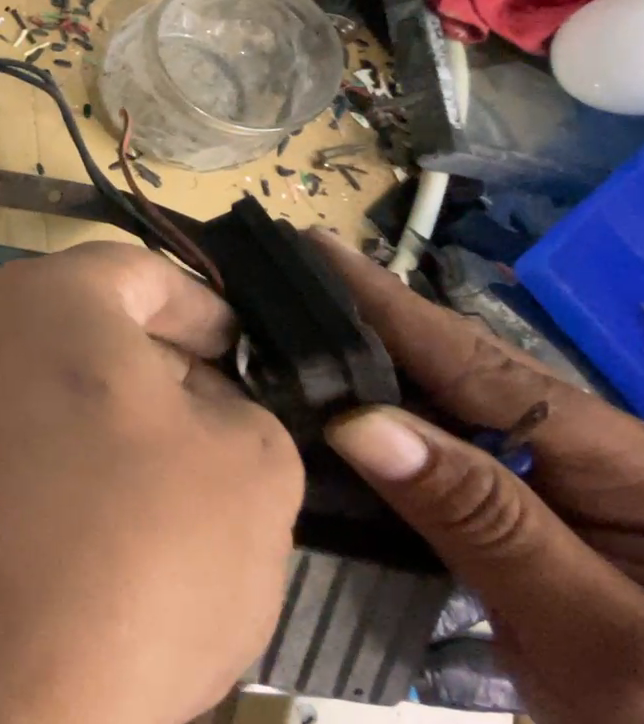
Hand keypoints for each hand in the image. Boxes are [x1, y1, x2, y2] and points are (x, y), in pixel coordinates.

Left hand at [0, 243, 302, 723]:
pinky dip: (62, 450)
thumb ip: (236, 406)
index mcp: (45, 295)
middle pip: (84, 322)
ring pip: (47, 378)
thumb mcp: (248, 464)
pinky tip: (105, 511)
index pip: (136, 271)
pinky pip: (10, 426)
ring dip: (112, 413)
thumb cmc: (131, 542)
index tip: (252, 360)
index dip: (205, 312)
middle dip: (160, 364)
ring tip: (177, 481)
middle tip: (229, 424)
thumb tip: (196, 397)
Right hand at [311, 230, 643, 722]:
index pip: (476, 362)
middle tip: (268, 286)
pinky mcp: (528, 525)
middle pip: (456, 371)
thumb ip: (481, 518)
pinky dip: (372, 430)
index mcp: (618, 461)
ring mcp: (553, 491)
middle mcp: (581, 457)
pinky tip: (323, 417)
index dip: (386, 304)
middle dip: (362, 323)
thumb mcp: (591, 629)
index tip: (307, 247)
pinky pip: (436, 458)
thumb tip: (356, 422)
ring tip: (276, 337)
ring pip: (441, 412)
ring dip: (358, 372)